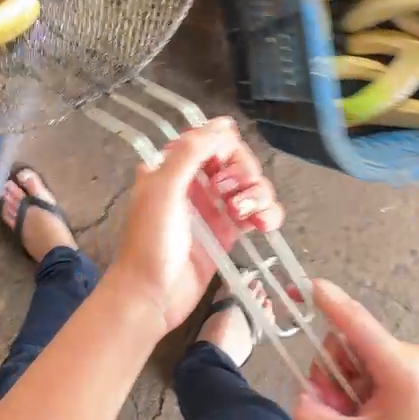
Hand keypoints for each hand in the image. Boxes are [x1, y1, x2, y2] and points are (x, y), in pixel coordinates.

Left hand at [106, 118, 283, 332]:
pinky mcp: (230, 232)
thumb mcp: (164, 189)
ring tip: (245, 216)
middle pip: (237, 160)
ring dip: (259, 195)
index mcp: (173, 165)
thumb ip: (190, 153)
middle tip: (231, 197)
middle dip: (244, 173)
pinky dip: (267, 213)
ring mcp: (214, 207)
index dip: (225, 149)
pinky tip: (263, 226)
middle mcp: (195, 182)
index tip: (221, 169)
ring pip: (252, 184)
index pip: (211, 139)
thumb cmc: (151, 240)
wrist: (152, 295)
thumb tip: (223, 124)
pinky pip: (258, 211)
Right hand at [292, 280, 418, 419]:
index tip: (300, 284)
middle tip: (335, 417)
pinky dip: (364, 408)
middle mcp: (415, 359)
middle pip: (350, 349)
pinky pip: (379, 384)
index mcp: (403, 365)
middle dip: (333, 381)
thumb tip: (300, 401)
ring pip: (361, 370)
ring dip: (347, 400)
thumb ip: (315, 419)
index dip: (325, 300)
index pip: (354, 321)